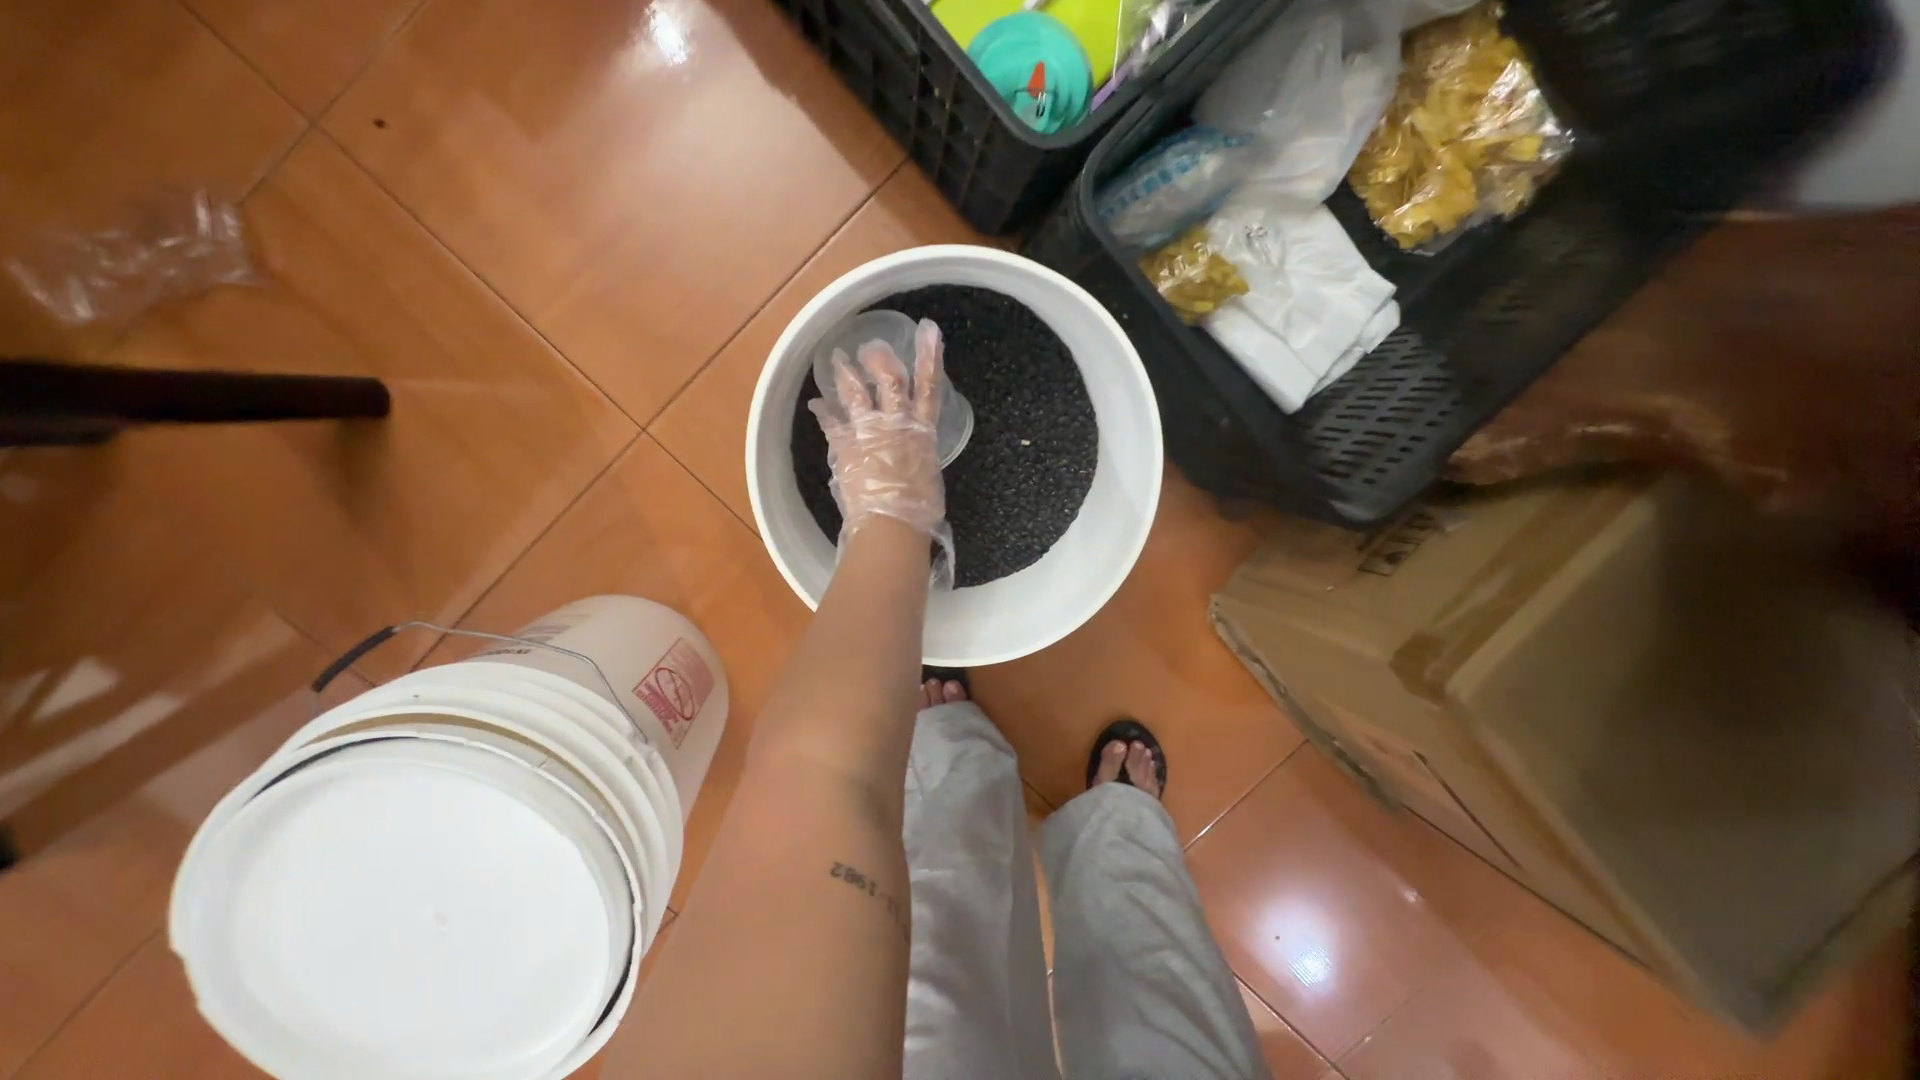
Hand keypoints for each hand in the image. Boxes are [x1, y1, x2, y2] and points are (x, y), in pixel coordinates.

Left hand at [809, 319, 954, 585]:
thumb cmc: (919, 511)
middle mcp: (896, 424)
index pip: (930, 386)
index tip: (928, 331)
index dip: (929, 356)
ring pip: (856, 394)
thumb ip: (919, 460)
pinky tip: (816, 402)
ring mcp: (868, 433)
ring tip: (837, 358)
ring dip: (845, 374)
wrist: (891, 524)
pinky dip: (824, 412)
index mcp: (923, 432)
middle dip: (880, 360)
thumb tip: (913, 460)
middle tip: (871, 346)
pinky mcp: (845, 447)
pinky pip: (832, 424)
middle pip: (890, 381)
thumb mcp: (929, 478)